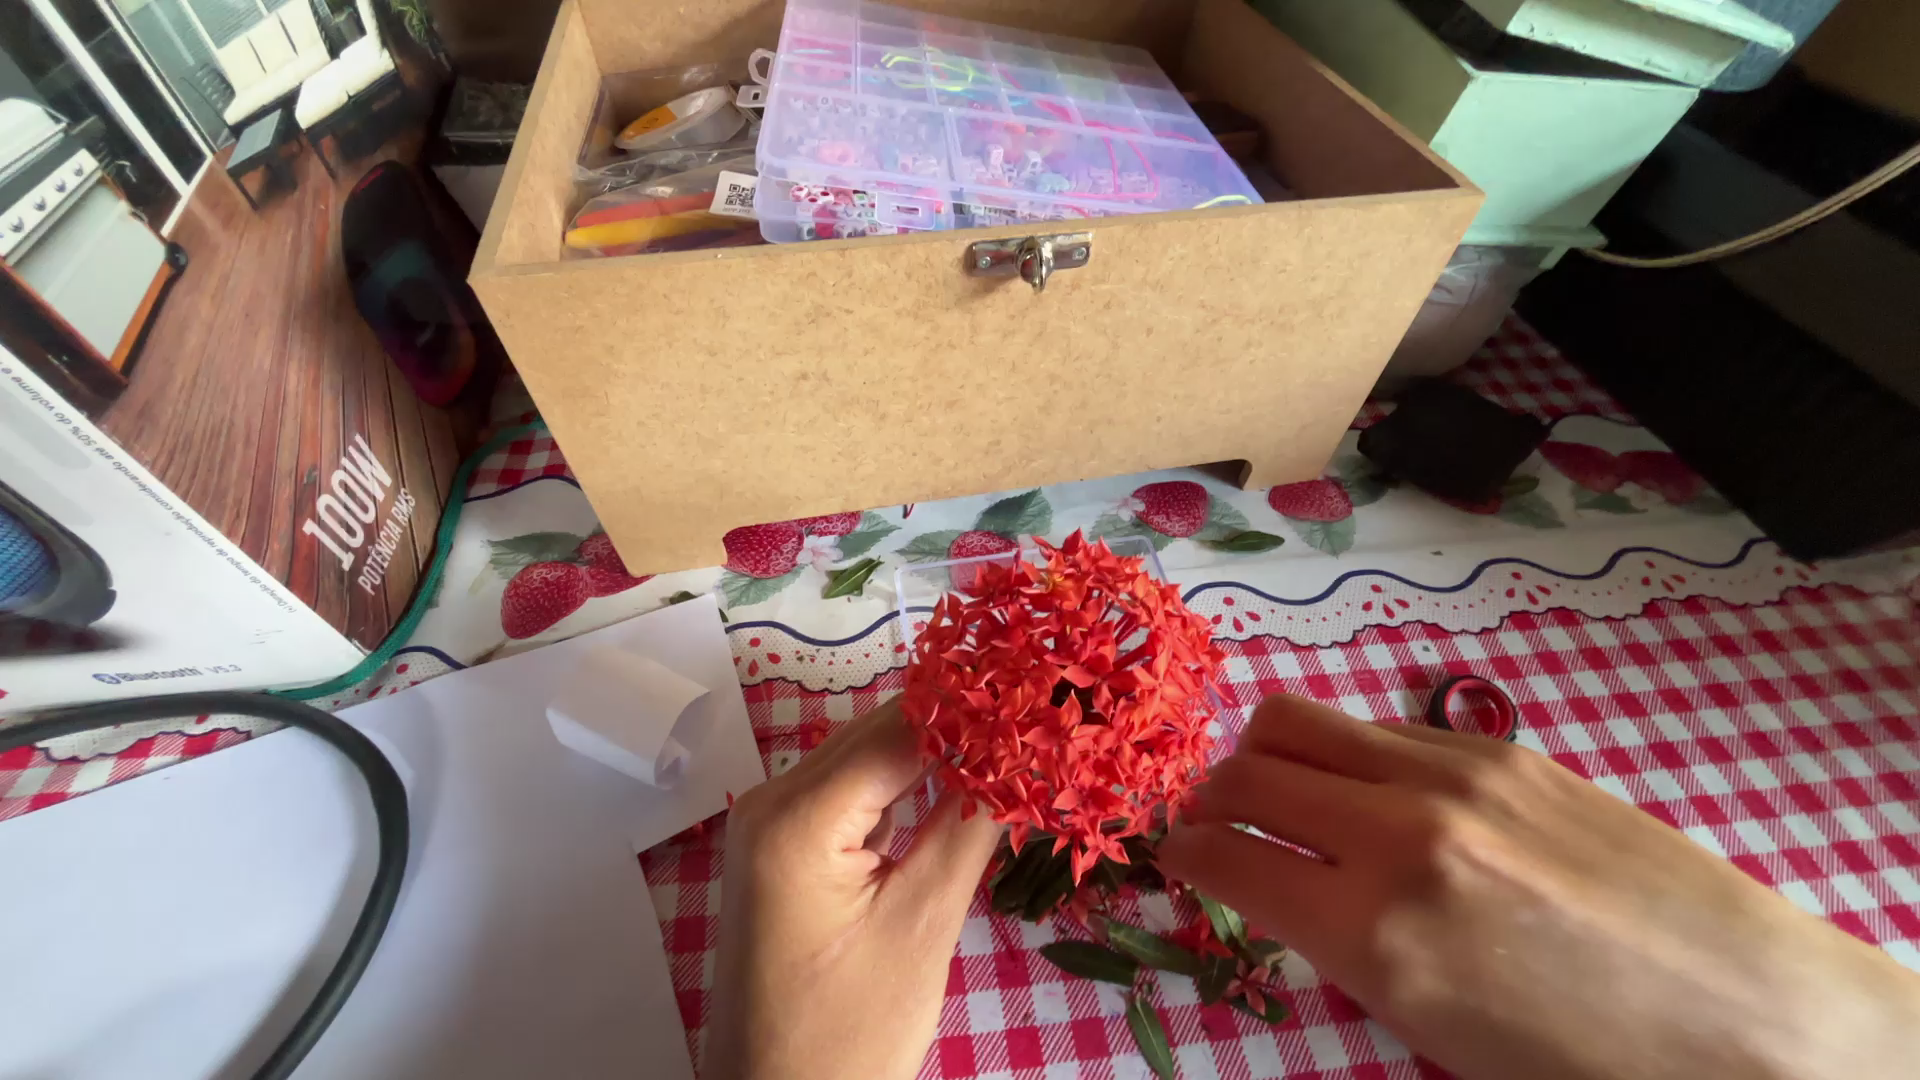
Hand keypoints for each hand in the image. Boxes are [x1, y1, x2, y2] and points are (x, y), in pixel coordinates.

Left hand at [705, 700, 1000, 1079]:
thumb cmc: (851, 1035)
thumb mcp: (923, 924)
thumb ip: (968, 825)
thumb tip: (1015, 753)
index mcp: (797, 817)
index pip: (899, 731)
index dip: (971, 711)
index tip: (1033, 699)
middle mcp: (772, 798)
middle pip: (879, 735)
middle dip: (957, 725)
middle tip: (1028, 719)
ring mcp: (771, 818)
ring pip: (868, 756)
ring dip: (934, 750)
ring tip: (1003, 742)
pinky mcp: (783, 840)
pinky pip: (852, 788)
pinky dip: (904, 781)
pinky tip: (953, 779)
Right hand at [1161, 694, 1919, 1079]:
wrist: (1777, 1033)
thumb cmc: (1588, 1071)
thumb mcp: (1427, 1029)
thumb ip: (1325, 934)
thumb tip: (1259, 870)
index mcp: (1378, 934)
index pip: (1225, 856)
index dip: (1181, 852)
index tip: (1177, 854)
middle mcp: (1399, 834)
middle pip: (1244, 771)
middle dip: (1208, 798)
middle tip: (1216, 823)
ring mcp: (1450, 774)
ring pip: (1291, 720)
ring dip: (1260, 756)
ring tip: (1279, 791)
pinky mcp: (1493, 745)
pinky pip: (1369, 728)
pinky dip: (1338, 756)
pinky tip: (1374, 795)